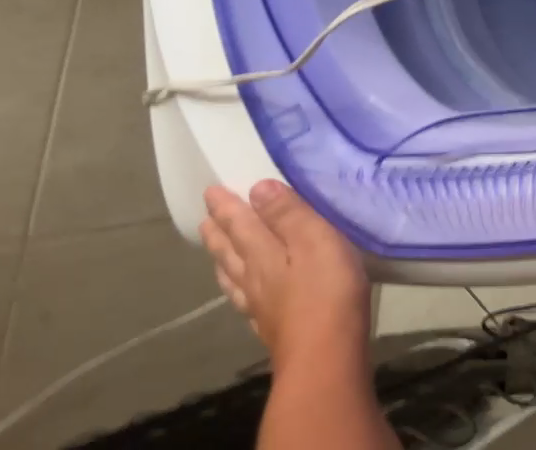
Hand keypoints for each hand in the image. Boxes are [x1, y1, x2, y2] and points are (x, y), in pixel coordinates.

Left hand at [201, 180, 370, 369]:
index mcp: (264, 254)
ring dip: (223, 257)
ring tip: (216, 247)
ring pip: (233, 274)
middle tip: (208, 216)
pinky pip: (243, 297)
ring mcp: (260, 303)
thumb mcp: (316, 241)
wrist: (325, 349)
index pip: (242, 225)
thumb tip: (258, 188)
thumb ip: (289, 215)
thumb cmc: (327, 288)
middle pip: (231, 250)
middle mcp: (254, 276)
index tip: (213, 190)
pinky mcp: (271, 322)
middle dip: (221, 230)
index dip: (228, 207)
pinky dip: (236, 285)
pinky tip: (241, 291)